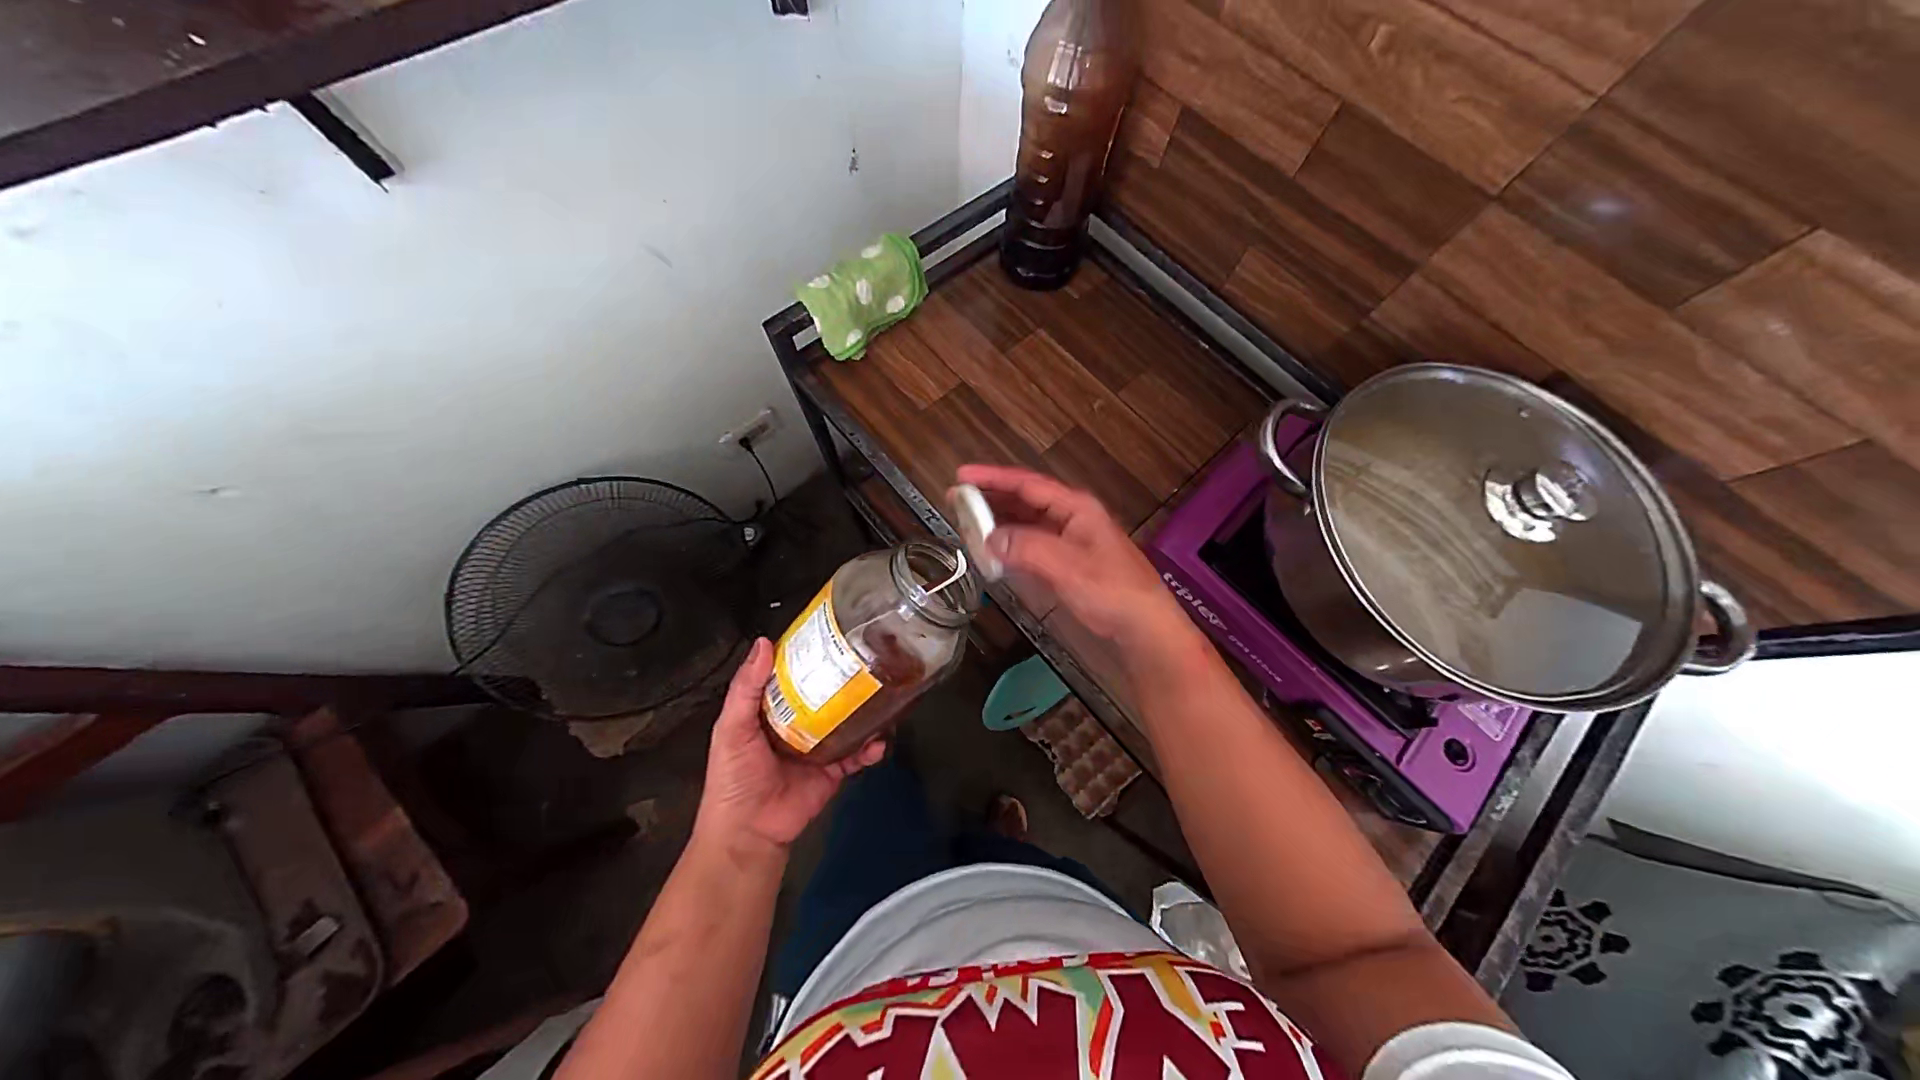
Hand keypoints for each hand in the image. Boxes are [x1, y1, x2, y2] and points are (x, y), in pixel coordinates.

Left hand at [696, 638, 884, 851]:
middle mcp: (796, 725)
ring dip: (864, 710)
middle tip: (864, 662)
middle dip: (843, 681)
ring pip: (847, 722)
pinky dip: (871, 747)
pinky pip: (857, 754)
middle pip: (824, 696)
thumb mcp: (731, 727)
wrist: (748, 832)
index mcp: (770, 711)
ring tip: (881, 695)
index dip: (807, 657)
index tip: (828, 635)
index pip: (792, 676)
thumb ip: (746, 688)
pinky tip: (879, 739)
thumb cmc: (733, 779)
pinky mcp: (833, 771)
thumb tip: (763, 645)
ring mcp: (817, 748)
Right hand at [954, 464, 1199, 657]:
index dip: (992, 478)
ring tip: (970, 524)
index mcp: (1076, 508)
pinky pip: (1033, 545)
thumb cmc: (1114, 593)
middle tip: (959, 501)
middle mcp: (1073, 519)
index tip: (963, 476)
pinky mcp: (1070, 563)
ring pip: (1028, 523)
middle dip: (992, 499)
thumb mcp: (1067, 567)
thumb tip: (991, 538)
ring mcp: (1072, 541)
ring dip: (999, 522)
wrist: (1144, 627)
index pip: (1027, 484)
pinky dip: (1011, 545)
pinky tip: (996, 553)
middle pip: (1025, 500)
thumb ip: (1026, 548)